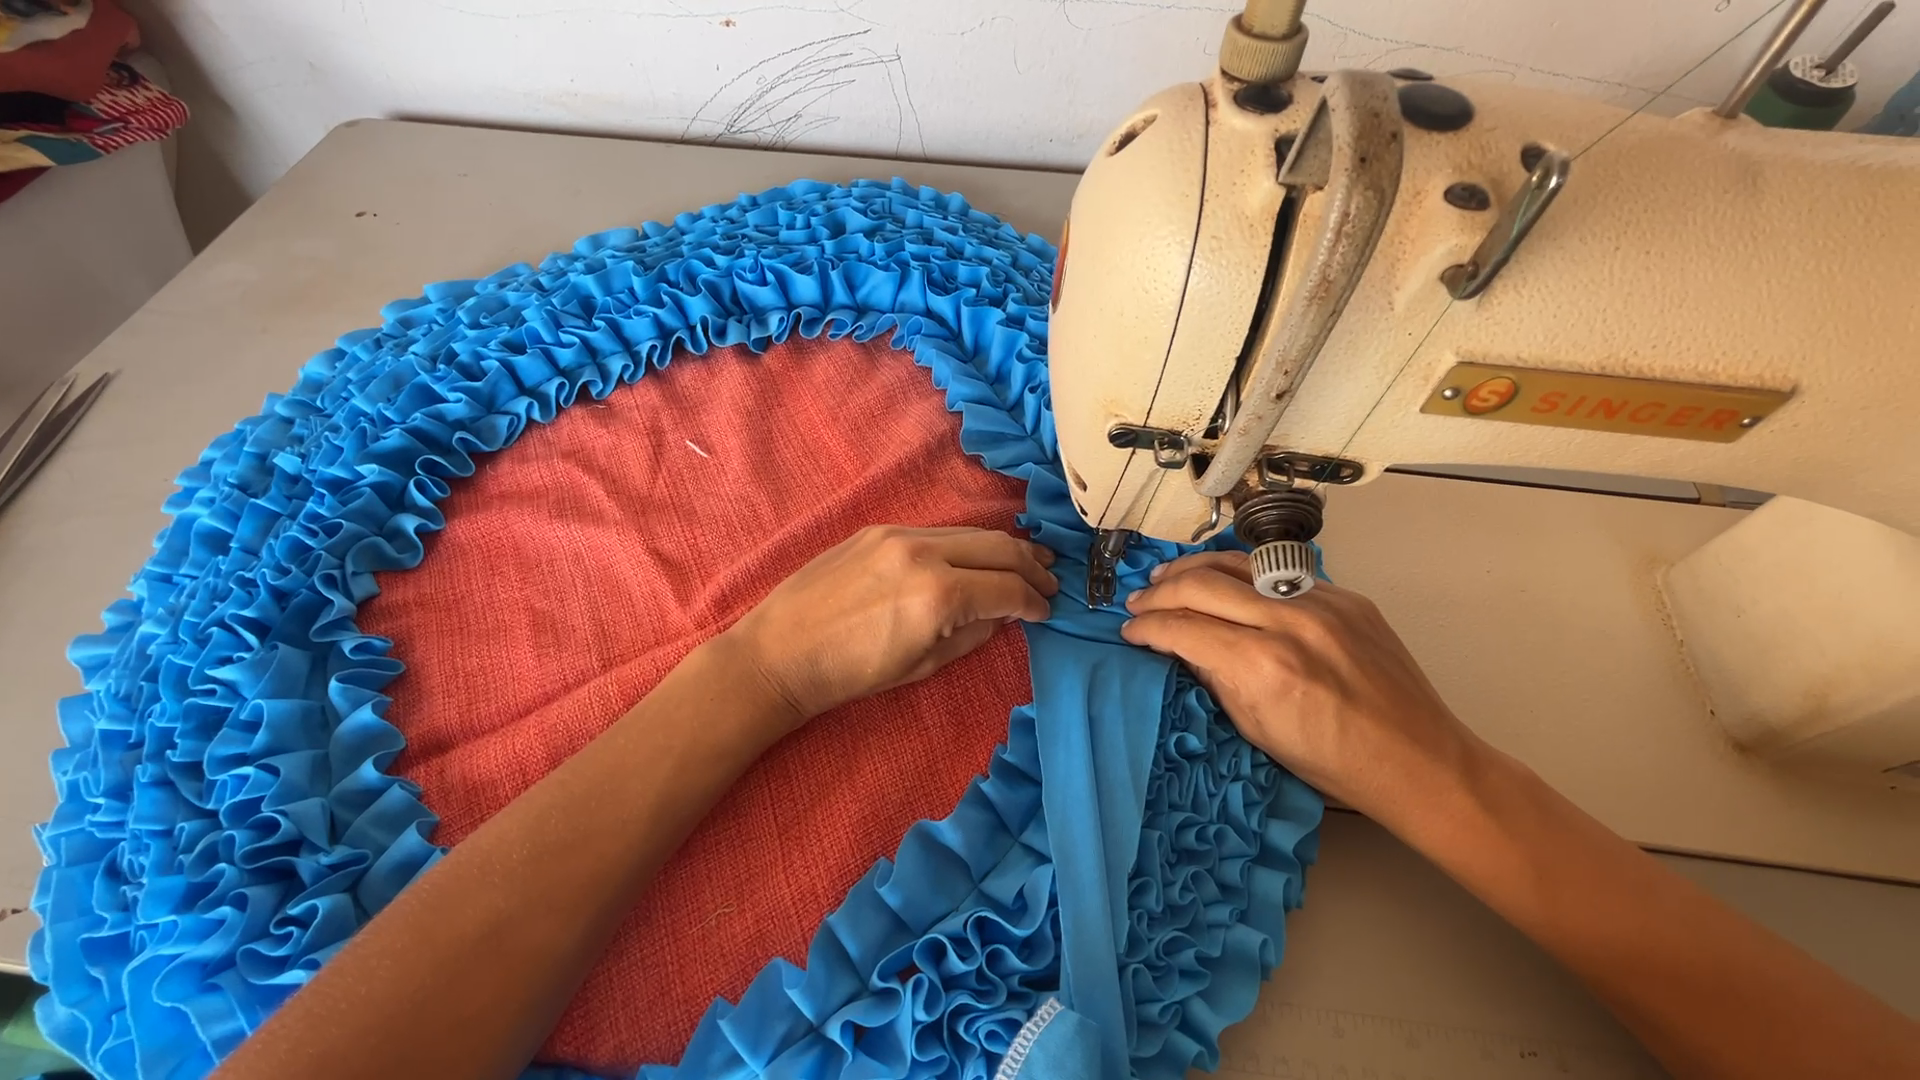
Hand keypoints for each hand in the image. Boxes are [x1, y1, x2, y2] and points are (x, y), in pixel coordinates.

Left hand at [720, 525, 1056, 728]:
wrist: (780, 652)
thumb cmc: (851, 675)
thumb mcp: (923, 666)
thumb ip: (973, 635)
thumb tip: (1002, 615)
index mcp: (938, 596)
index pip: (1007, 588)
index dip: (1035, 602)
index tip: (1047, 611)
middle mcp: (924, 553)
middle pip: (999, 547)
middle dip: (1031, 566)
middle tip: (1050, 582)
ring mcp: (899, 535)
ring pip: (971, 531)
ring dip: (1003, 548)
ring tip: (1024, 563)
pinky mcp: (878, 529)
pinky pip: (938, 531)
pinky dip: (965, 543)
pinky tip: (973, 557)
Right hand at [1120, 552, 1484, 825]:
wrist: (1418, 759)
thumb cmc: (1331, 761)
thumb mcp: (1256, 729)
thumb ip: (1213, 676)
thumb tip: (1179, 645)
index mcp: (1263, 665)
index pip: (1184, 628)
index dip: (1147, 628)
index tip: (1129, 631)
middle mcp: (1289, 621)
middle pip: (1202, 585)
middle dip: (1159, 592)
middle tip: (1137, 602)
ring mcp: (1322, 601)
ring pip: (1238, 564)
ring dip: (1193, 568)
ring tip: (1167, 578)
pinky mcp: (1345, 595)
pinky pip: (1278, 574)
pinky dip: (1240, 576)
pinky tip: (1225, 585)